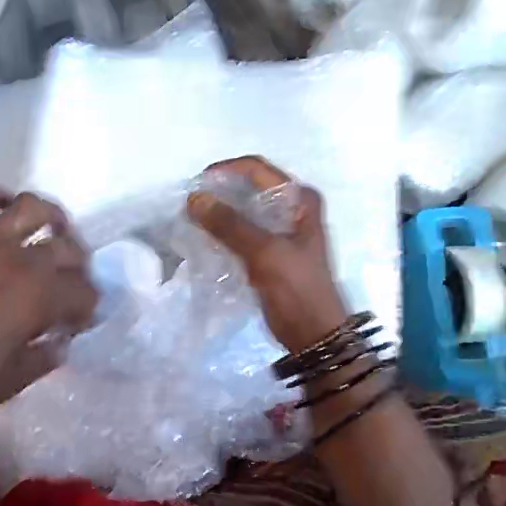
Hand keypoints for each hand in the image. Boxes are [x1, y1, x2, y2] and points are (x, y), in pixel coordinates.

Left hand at [0, 189, 97, 431]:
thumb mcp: (11, 382)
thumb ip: (43, 356)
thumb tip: (58, 341)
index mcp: (38, 298)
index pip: (82, 292)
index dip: (88, 308)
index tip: (81, 322)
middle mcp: (18, 261)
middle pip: (66, 249)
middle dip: (78, 268)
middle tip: (72, 286)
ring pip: (30, 209)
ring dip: (51, 217)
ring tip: (54, 232)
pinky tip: (4, 207)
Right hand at [188, 156, 350, 350]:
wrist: (316, 336)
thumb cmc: (297, 292)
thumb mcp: (264, 255)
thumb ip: (230, 225)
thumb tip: (194, 199)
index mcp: (300, 199)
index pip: (256, 168)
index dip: (224, 171)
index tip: (195, 186)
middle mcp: (293, 207)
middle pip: (249, 187)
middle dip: (219, 192)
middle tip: (190, 205)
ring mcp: (282, 230)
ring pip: (244, 209)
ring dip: (219, 213)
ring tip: (193, 221)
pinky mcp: (271, 251)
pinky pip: (242, 231)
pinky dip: (224, 232)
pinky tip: (205, 240)